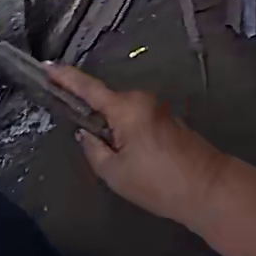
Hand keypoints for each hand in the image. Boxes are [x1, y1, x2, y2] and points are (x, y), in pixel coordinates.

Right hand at [46, 63, 228, 223]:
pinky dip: (128, 133)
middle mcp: (141, 99)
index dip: (65, 77)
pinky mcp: (167, 119)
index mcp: (125, 107)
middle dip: (94, 119)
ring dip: (114, 130)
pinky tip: (136, 159)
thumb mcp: (115, 173)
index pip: (88, 88)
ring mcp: (157, 107)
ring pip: (123, 114)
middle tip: (90, 146)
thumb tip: (85, 133)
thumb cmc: (158, 182)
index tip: (46, 66)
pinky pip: (137, 120)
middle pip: (106, 103)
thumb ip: (93, 149)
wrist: (209, 189)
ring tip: (120, 162)